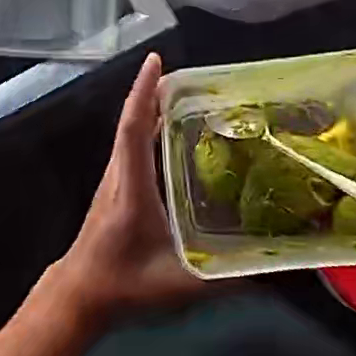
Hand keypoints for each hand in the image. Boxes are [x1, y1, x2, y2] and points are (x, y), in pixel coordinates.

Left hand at [43, 53, 211, 331]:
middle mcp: (119, 173)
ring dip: (154, 108)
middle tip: (194, 77)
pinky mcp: (116, 187)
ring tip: (190, 97)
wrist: (79, 295)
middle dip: (157, 92)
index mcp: (131, 186)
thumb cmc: (124, 285)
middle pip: (134, 121)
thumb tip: (276, 268)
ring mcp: (114, 179)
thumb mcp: (180, 285)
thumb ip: (228, 279)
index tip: (156, 60)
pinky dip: (151, 128)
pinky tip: (176, 135)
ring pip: (132, 132)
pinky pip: (134, 146)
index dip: (144, 92)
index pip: (135, 127)